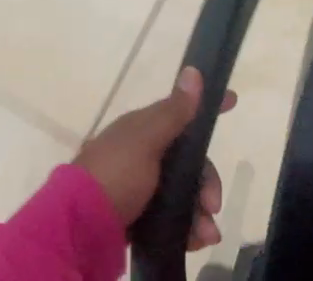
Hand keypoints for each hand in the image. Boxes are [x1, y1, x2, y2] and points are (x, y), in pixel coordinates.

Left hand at [75, 66, 237, 250]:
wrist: (79, 227)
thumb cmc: (115, 174)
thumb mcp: (146, 141)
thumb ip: (173, 112)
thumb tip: (193, 70)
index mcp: (142, 129)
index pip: (180, 113)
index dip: (206, 109)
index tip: (233, 102)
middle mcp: (142, 154)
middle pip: (188, 162)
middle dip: (206, 184)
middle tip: (213, 206)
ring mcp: (140, 186)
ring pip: (183, 193)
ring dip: (200, 213)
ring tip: (206, 235)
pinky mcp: (138, 216)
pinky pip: (171, 218)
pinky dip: (186, 228)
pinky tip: (193, 241)